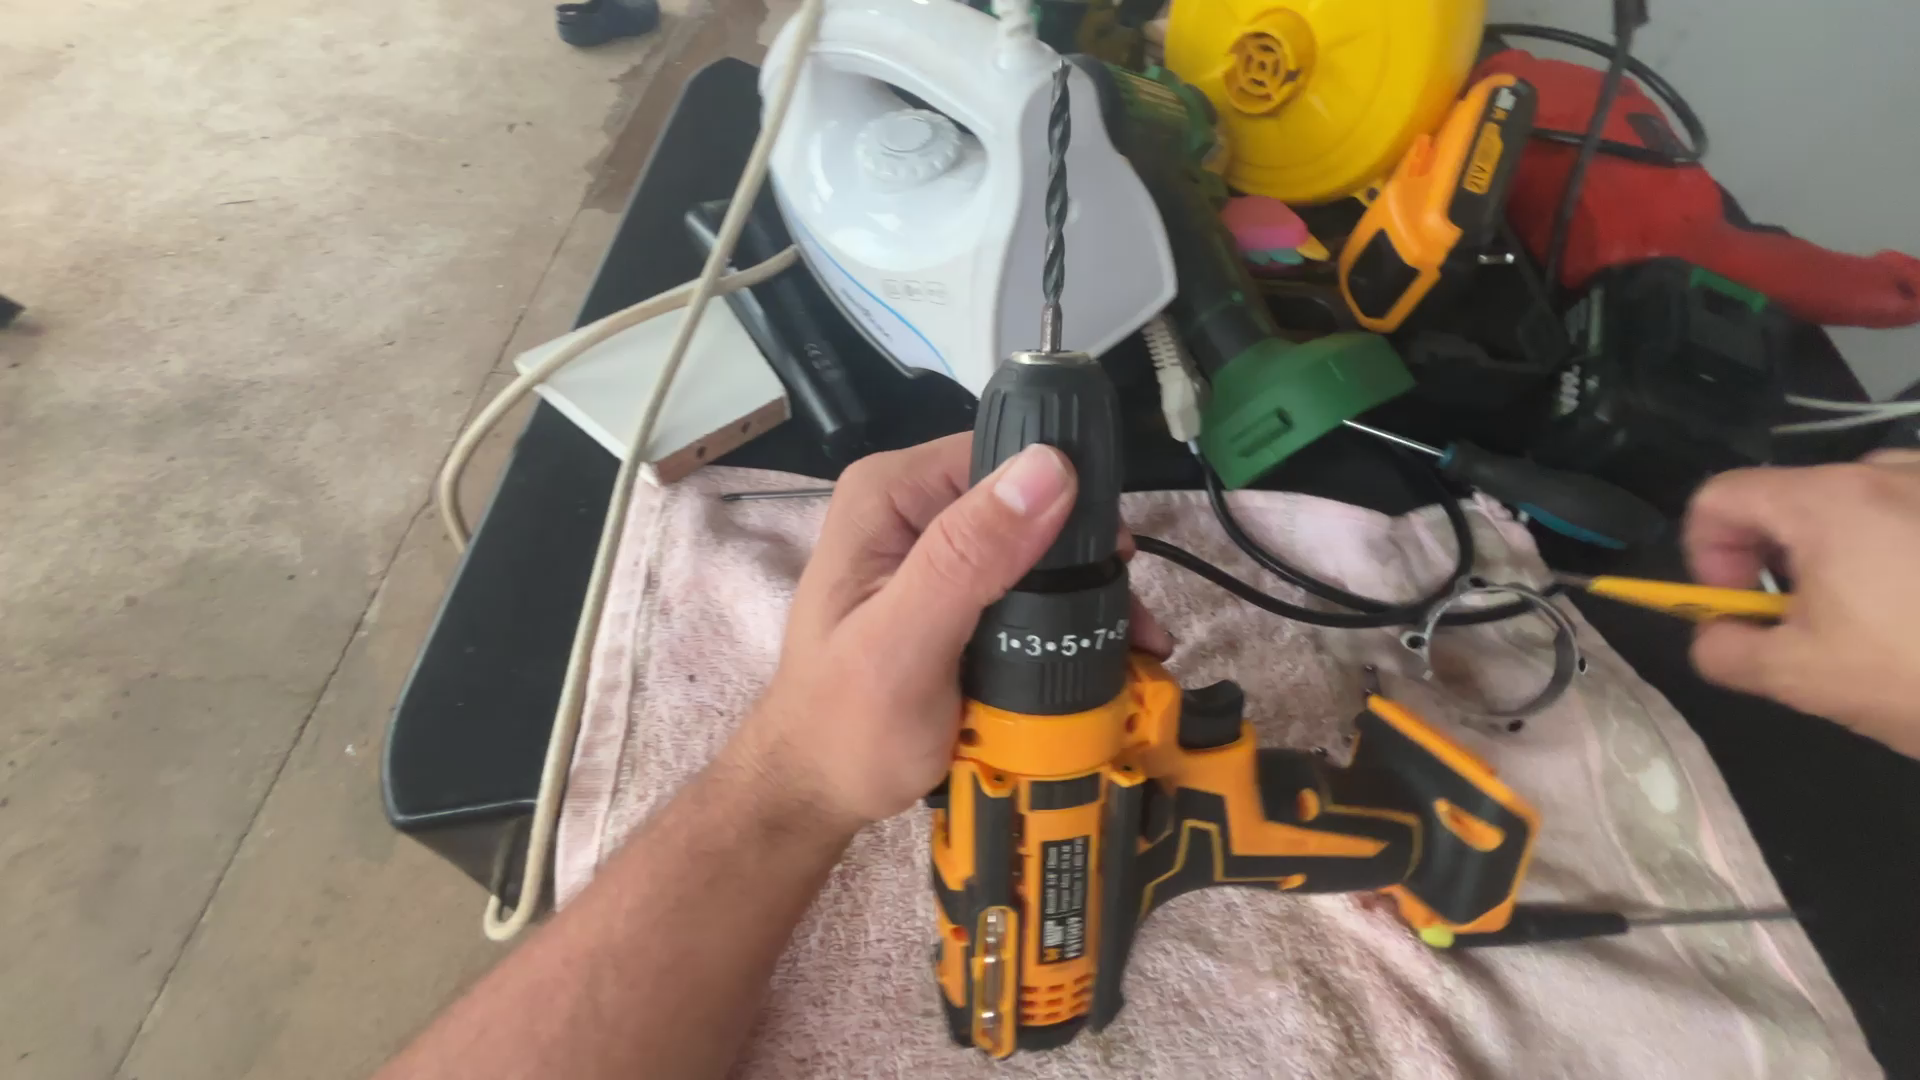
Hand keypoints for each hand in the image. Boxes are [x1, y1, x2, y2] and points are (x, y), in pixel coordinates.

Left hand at [726, 434, 1172, 828]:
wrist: (821, 786)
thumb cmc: (848, 726)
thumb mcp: (905, 642)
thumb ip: (968, 557)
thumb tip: (1049, 468)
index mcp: (889, 495)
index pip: (997, 456)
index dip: (1064, 494)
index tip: (1114, 552)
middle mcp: (910, 508)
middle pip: (1024, 500)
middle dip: (1084, 552)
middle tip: (1132, 613)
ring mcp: (932, 552)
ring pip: (1032, 544)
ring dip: (1084, 588)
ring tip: (1136, 639)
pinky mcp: (953, 593)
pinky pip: (1023, 583)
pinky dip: (1063, 613)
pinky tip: (1102, 645)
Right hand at [1684, 450, 1919, 756]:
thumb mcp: (1796, 677)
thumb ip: (1721, 648)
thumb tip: (1717, 632)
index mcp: (1830, 503)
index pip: (1720, 497)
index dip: (1705, 548)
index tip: (1736, 598)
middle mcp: (1900, 477)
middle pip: (1793, 497)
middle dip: (1778, 554)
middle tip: (1806, 613)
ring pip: (1867, 502)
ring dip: (1846, 549)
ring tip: (1881, 609)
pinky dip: (1910, 550)